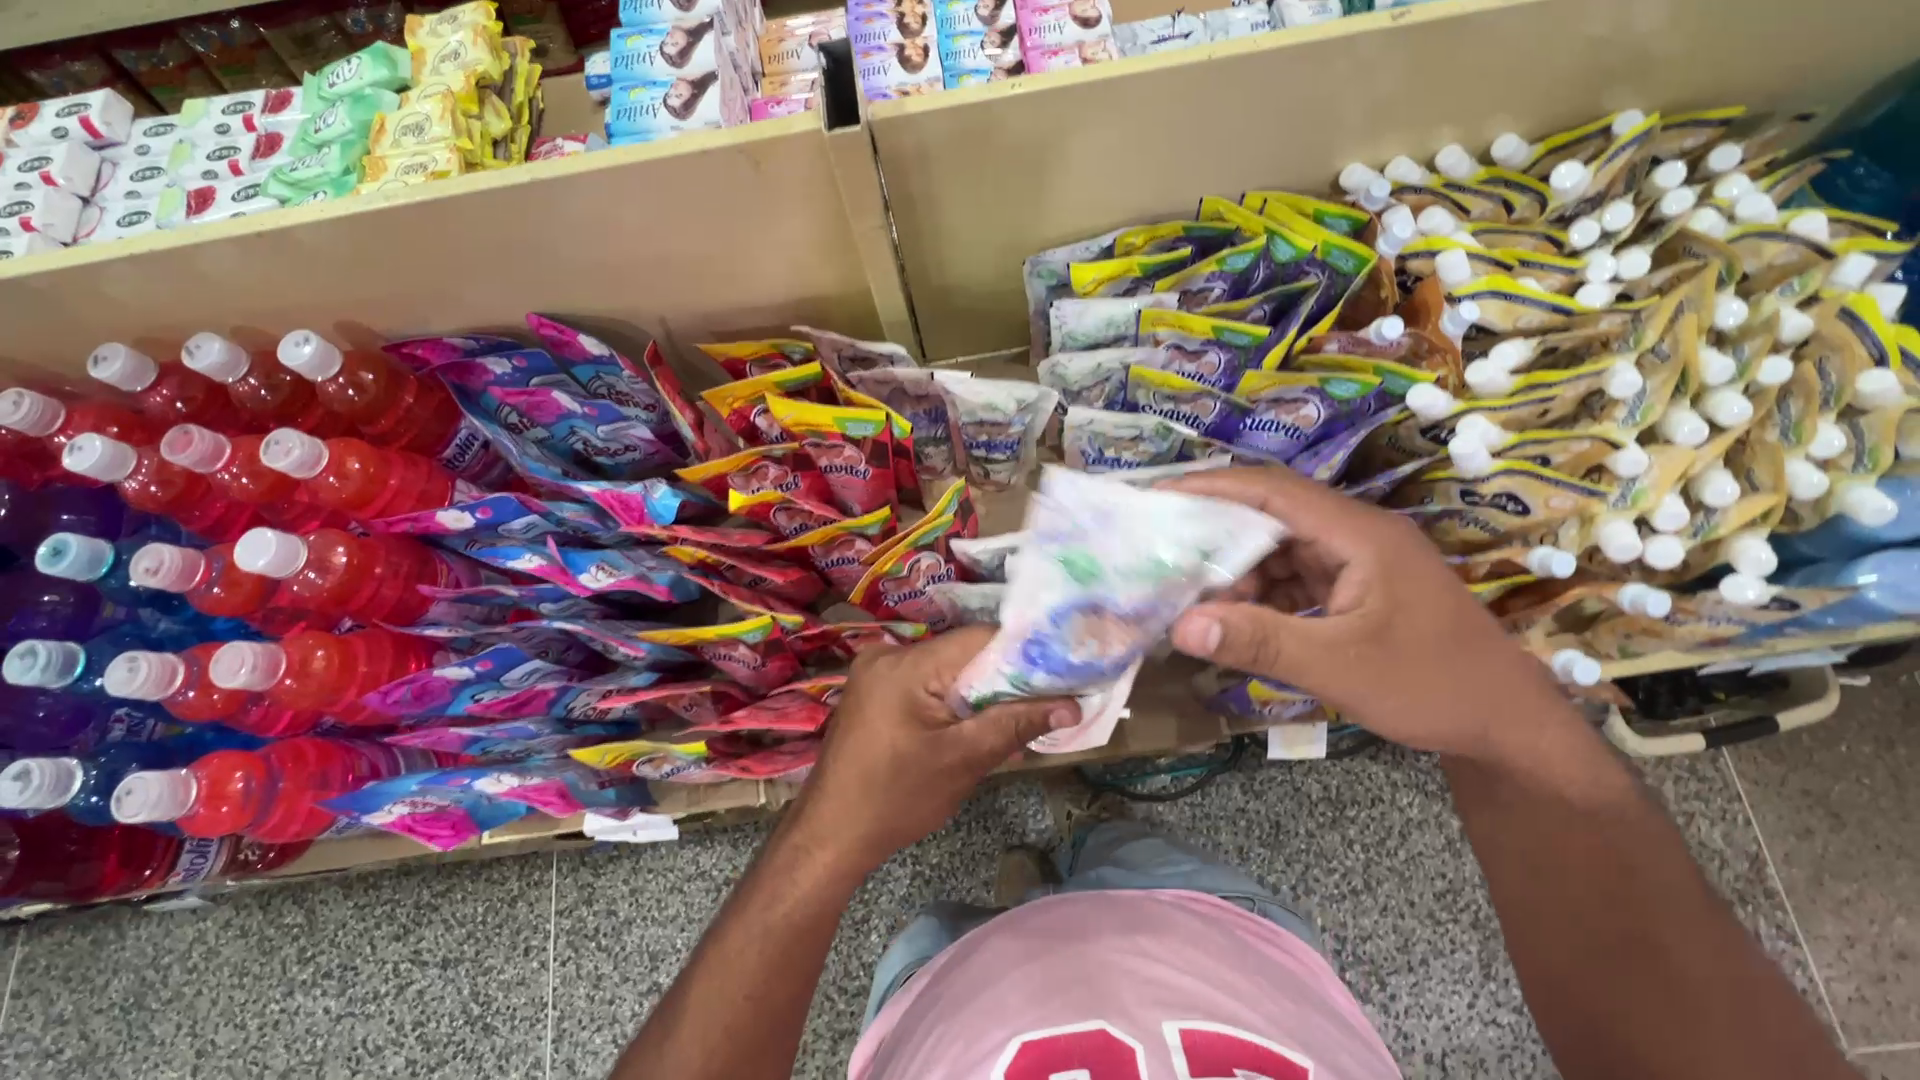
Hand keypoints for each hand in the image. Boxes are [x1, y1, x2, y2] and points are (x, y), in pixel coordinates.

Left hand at [787, 625, 1078, 874]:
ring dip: (979, 690)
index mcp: (907, 664)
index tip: (1059, 673)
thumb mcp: (964, 761)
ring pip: (946, 668)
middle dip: (1003, 676)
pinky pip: (926, 682)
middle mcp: (889, 654)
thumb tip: (1072, 705)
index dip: (1024, 653)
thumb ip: (1016, 724)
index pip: (980, 639)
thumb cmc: (896, 799)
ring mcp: (876, 671)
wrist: (831, 833)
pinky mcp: (873, 690)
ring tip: (1016, 716)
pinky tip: (974, 723)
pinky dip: (952, 698)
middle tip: (1044, 699)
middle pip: (963, 652)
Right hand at [1162, 466, 1567, 759]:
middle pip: (1272, 518)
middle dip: (1216, 536)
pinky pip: (1295, 580)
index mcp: (1360, 535)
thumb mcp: (1339, 666)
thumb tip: (1180, 627)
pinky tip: (1232, 621)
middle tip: (1161, 555)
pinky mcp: (1357, 593)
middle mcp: (1357, 537)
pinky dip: (1261, 596)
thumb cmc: (1432, 686)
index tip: (1156, 498)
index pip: (1273, 491)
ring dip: (1237, 572)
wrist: (1507, 726)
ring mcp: (1359, 565)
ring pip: (1280, 551)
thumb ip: (1259, 643)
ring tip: (1190, 598)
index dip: (1212, 489)